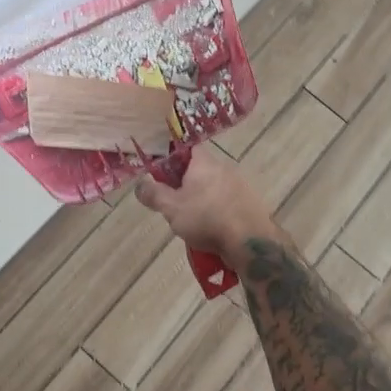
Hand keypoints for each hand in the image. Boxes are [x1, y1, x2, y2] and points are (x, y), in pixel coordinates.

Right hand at [134, 146, 279, 265]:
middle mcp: (225, 168)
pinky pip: (227, 203)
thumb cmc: (206, 219)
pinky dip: (217, 213)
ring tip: (192, 223)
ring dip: (201, 202)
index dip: (171, 158)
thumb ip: (153, 194)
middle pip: (199, 171)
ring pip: (213, 189)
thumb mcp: (171, 208)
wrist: (250, 241)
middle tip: (173, 205)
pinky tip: (212, 231)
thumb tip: (140, 184)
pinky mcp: (251, 204)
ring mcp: (241, 186)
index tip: (161, 175)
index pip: (186, 148)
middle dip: (185, 186)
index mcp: (204, 163)